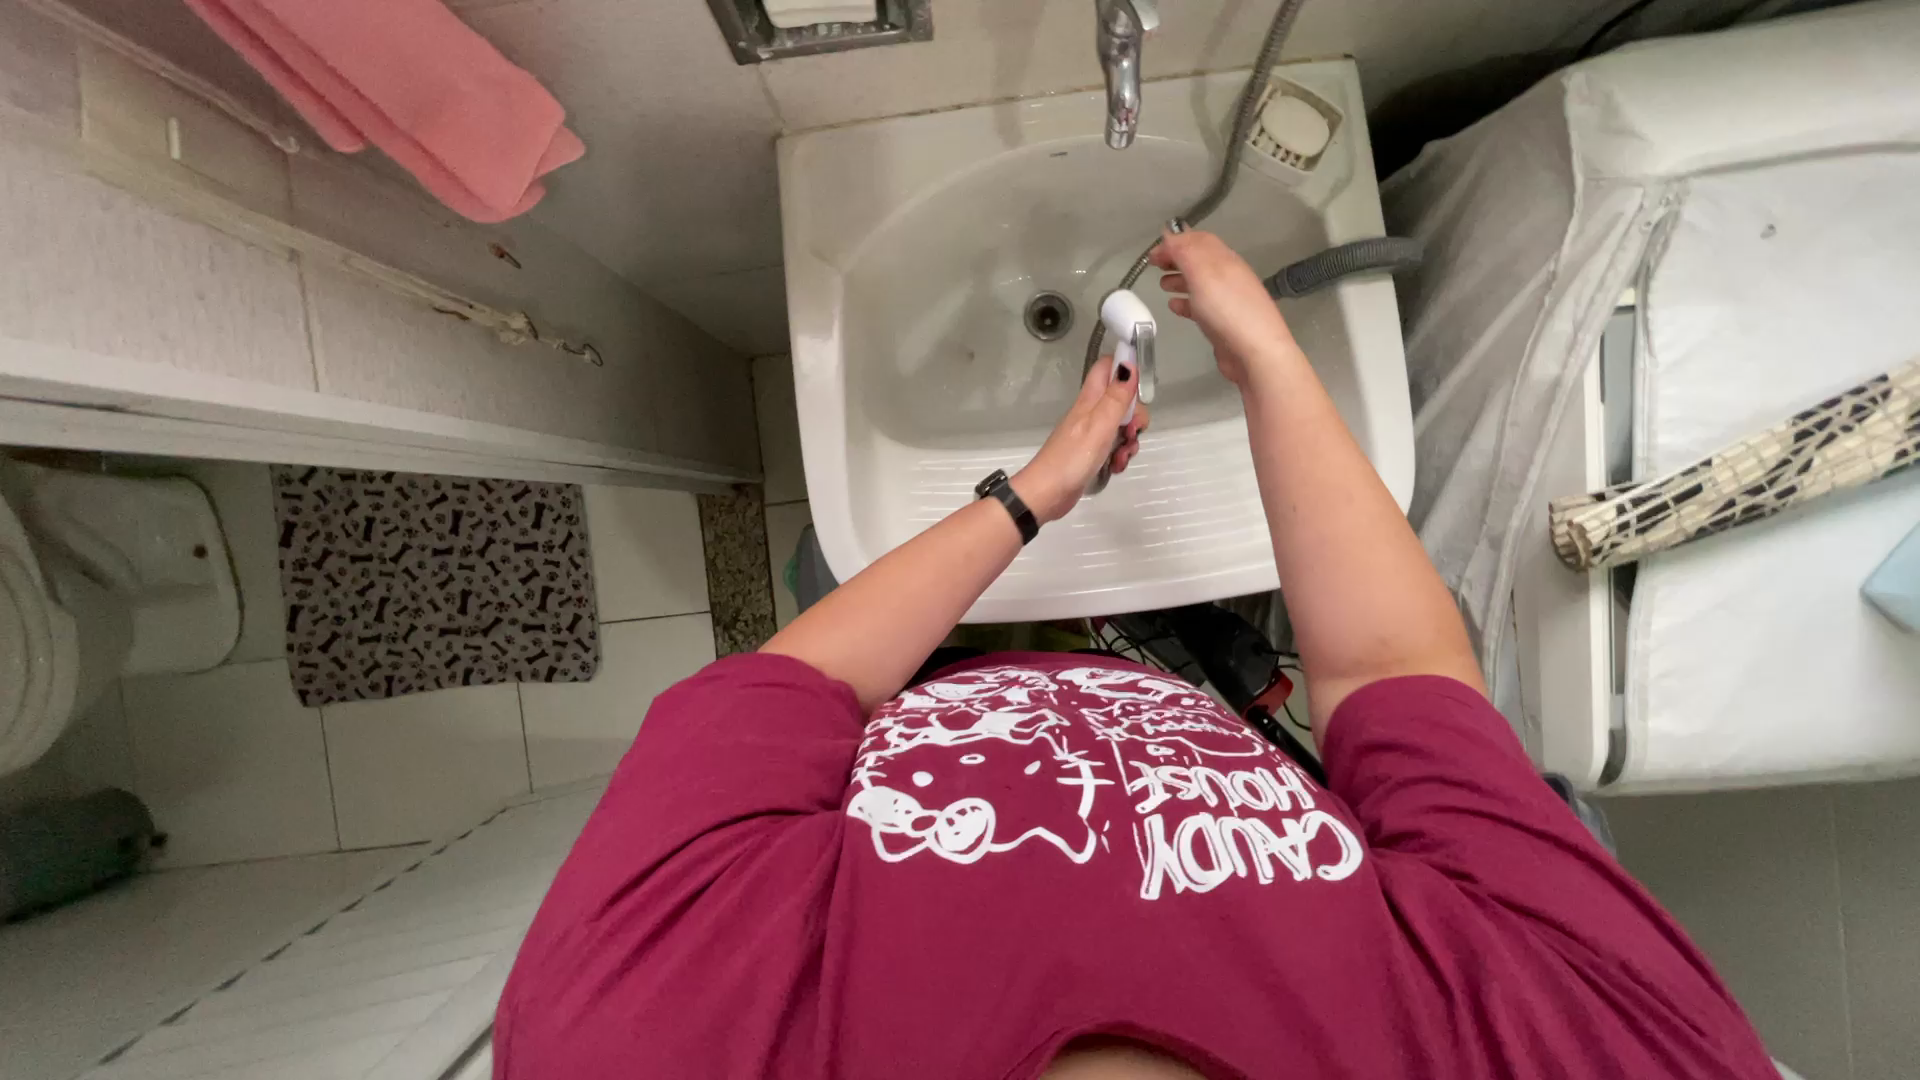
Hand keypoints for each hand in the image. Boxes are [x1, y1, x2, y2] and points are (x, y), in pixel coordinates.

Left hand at [1011, 361, 1149, 523]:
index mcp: (1090, 399)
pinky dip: (1119, 456)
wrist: (1047, 493)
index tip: (1140, 388)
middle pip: (1122, 401)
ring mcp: (1091, 434)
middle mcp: (1090, 412)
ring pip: (1121, 427)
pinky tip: (1116, 467)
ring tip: (1122, 456)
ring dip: (1129, 441)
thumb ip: (1116, 396)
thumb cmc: (1073, 458)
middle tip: (1131, 432)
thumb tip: (1128, 364)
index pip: (1107, 368)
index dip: (1125, 370)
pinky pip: (1114, 448)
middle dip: (1135, 417)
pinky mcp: (1091, 454)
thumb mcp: (1100, 424)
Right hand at [1150, 228, 1302, 386]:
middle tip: (1154, 265)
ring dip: (1180, 279)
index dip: (1175, 242)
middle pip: (1199, 260)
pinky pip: (1200, 307)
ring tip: (1161, 284)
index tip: (1152, 253)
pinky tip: (1174, 306)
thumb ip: (1185, 251)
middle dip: (1176, 259)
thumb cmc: (1227, 309)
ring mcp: (1226, 300)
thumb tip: (1170, 233)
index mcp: (1224, 260)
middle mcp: (1227, 276)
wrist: (1254, 352)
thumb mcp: (1203, 272)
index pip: (1198, 241)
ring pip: (1199, 283)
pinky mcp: (1222, 323)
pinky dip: (1185, 302)